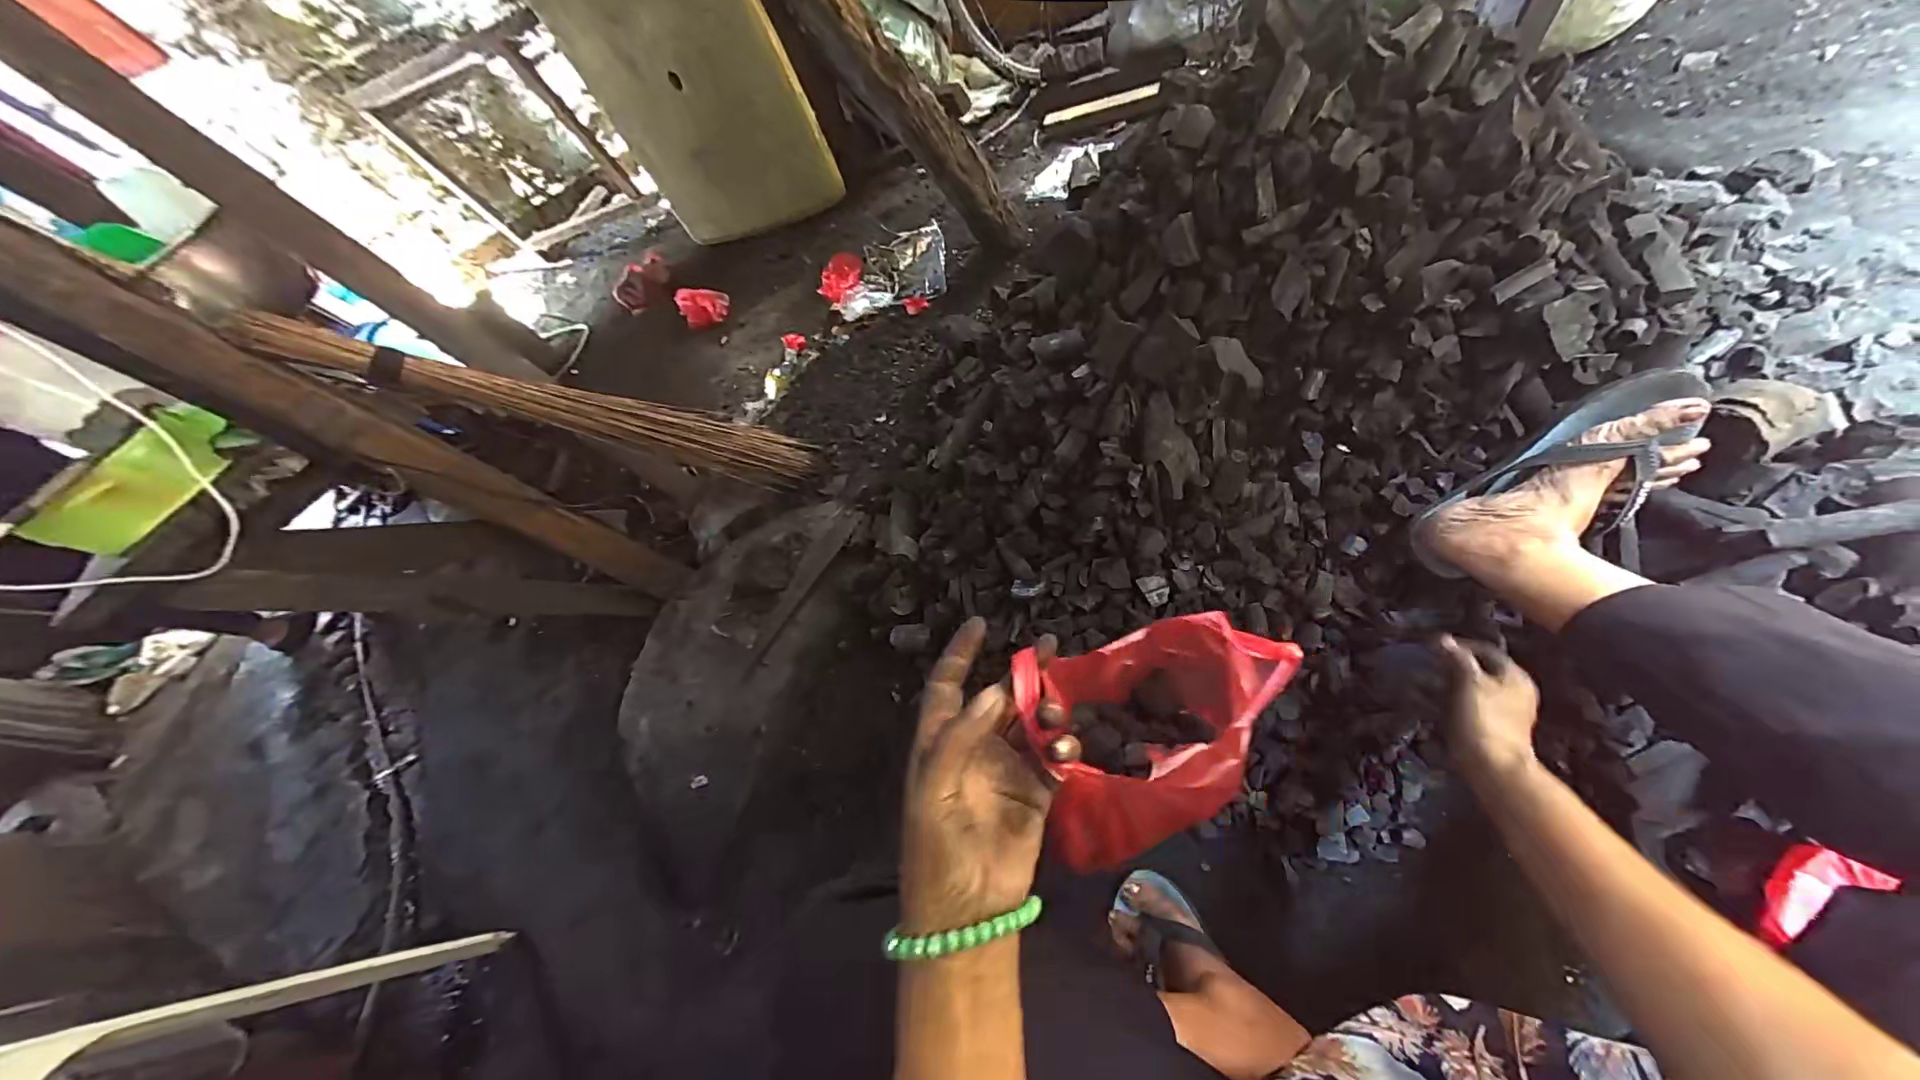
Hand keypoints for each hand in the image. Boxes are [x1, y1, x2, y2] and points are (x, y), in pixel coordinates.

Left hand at [900, 618, 1078, 935]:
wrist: (967, 908)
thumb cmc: (936, 845)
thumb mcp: (933, 787)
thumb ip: (962, 736)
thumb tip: (995, 692)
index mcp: (941, 740)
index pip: (948, 685)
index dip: (961, 653)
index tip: (980, 624)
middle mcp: (976, 745)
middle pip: (1001, 696)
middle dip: (1024, 672)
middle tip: (1051, 649)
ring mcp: (1008, 767)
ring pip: (1032, 722)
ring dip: (1047, 711)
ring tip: (1054, 715)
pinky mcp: (1036, 790)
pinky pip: (1053, 756)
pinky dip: (1062, 748)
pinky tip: (1063, 753)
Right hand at [1436, 634, 1540, 776]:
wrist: (1492, 764)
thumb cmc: (1484, 718)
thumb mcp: (1470, 682)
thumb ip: (1458, 658)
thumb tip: (1443, 639)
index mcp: (1515, 677)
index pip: (1486, 651)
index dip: (1460, 645)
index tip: (1433, 644)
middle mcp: (1511, 690)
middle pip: (1477, 669)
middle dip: (1449, 664)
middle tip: (1425, 661)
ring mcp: (1499, 709)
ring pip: (1467, 687)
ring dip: (1443, 682)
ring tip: (1418, 680)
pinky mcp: (1486, 724)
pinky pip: (1463, 703)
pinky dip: (1445, 699)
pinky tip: (1426, 699)